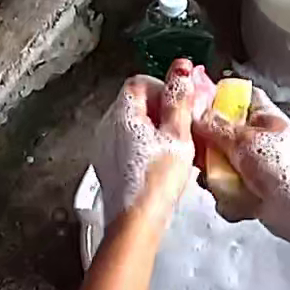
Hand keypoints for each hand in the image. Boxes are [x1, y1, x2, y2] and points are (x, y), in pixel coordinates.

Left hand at [94, 60, 205, 231]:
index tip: (182, 106)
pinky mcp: (109, 165)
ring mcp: (105, 147)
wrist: (136, 221)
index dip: (164, 89)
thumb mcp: (178, 135)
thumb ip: (179, 98)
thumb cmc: (157, 181)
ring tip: (177, 150)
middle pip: (136, 103)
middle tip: (184, 129)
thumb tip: (181, 68)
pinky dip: (147, 147)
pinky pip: (129, 145)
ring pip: (134, 125)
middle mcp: (107, 126)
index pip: (140, 82)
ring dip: (157, 130)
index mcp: (123, 114)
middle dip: (163, 111)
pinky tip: (163, 165)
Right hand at [194, 86, 289, 253]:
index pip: (228, 96)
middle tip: (207, 160)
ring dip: (218, 181)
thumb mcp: (247, 141)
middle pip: (213, 135)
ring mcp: (248, 165)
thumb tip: (192, 114)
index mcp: (259, 114)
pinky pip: (223, 191)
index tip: (190, 112)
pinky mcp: (245, 189)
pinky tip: (243, 203)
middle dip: (208, 152)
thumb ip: (216, 127)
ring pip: (214, 167)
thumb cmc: (285, 169)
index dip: (208, 101)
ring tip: (229, 187)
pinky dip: (230, 200)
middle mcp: (252, 137)